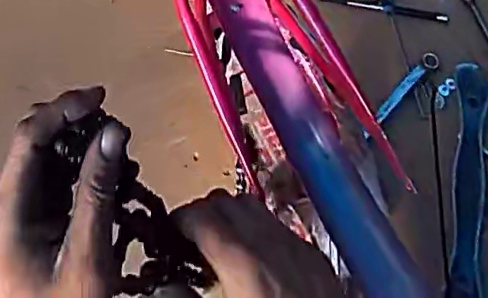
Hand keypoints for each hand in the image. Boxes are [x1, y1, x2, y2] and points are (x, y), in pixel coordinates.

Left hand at [0, 87, 131, 297]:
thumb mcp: (86, 260)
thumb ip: (98, 191)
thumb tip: (112, 130)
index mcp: (6, 212)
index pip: (28, 137)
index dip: (63, 108)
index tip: (100, 96)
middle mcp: (6, 209)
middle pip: (34, 145)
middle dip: (73, 124)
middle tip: (113, 123)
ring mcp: (19, 222)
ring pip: (46, 162)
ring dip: (81, 147)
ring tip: (118, 147)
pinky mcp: (34, 233)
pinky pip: (55, 187)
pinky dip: (81, 172)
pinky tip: (109, 175)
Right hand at [173, 191, 342, 297]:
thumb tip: (167, 285)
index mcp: (247, 268)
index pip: (203, 216)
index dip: (180, 220)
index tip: (167, 235)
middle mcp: (275, 248)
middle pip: (229, 203)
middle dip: (204, 215)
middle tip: (188, 241)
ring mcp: (302, 253)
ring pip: (257, 209)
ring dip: (232, 219)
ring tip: (219, 249)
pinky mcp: (320, 265)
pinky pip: (281, 229)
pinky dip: (260, 233)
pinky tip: (254, 264)